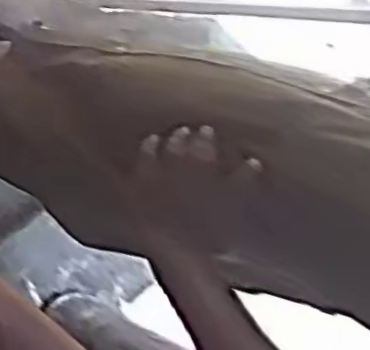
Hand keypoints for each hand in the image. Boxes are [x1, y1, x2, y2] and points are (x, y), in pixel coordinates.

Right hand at [132, 125, 263, 258]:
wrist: (182, 254)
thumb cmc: (149, 223)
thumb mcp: (129, 194)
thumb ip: (132, 172)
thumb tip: (131, 150)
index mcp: (151, 177)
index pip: (155, 153)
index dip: (163, 142)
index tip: (169, 131)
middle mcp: (178, 180)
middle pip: (186, 155)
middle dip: (192, 140)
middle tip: (199, 127)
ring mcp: (205, 193)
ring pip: (209, 165)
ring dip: (212, 150)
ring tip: (215, 136)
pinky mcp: (228, 207)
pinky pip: (240, 187)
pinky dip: (247, 174)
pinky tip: (254, 163)